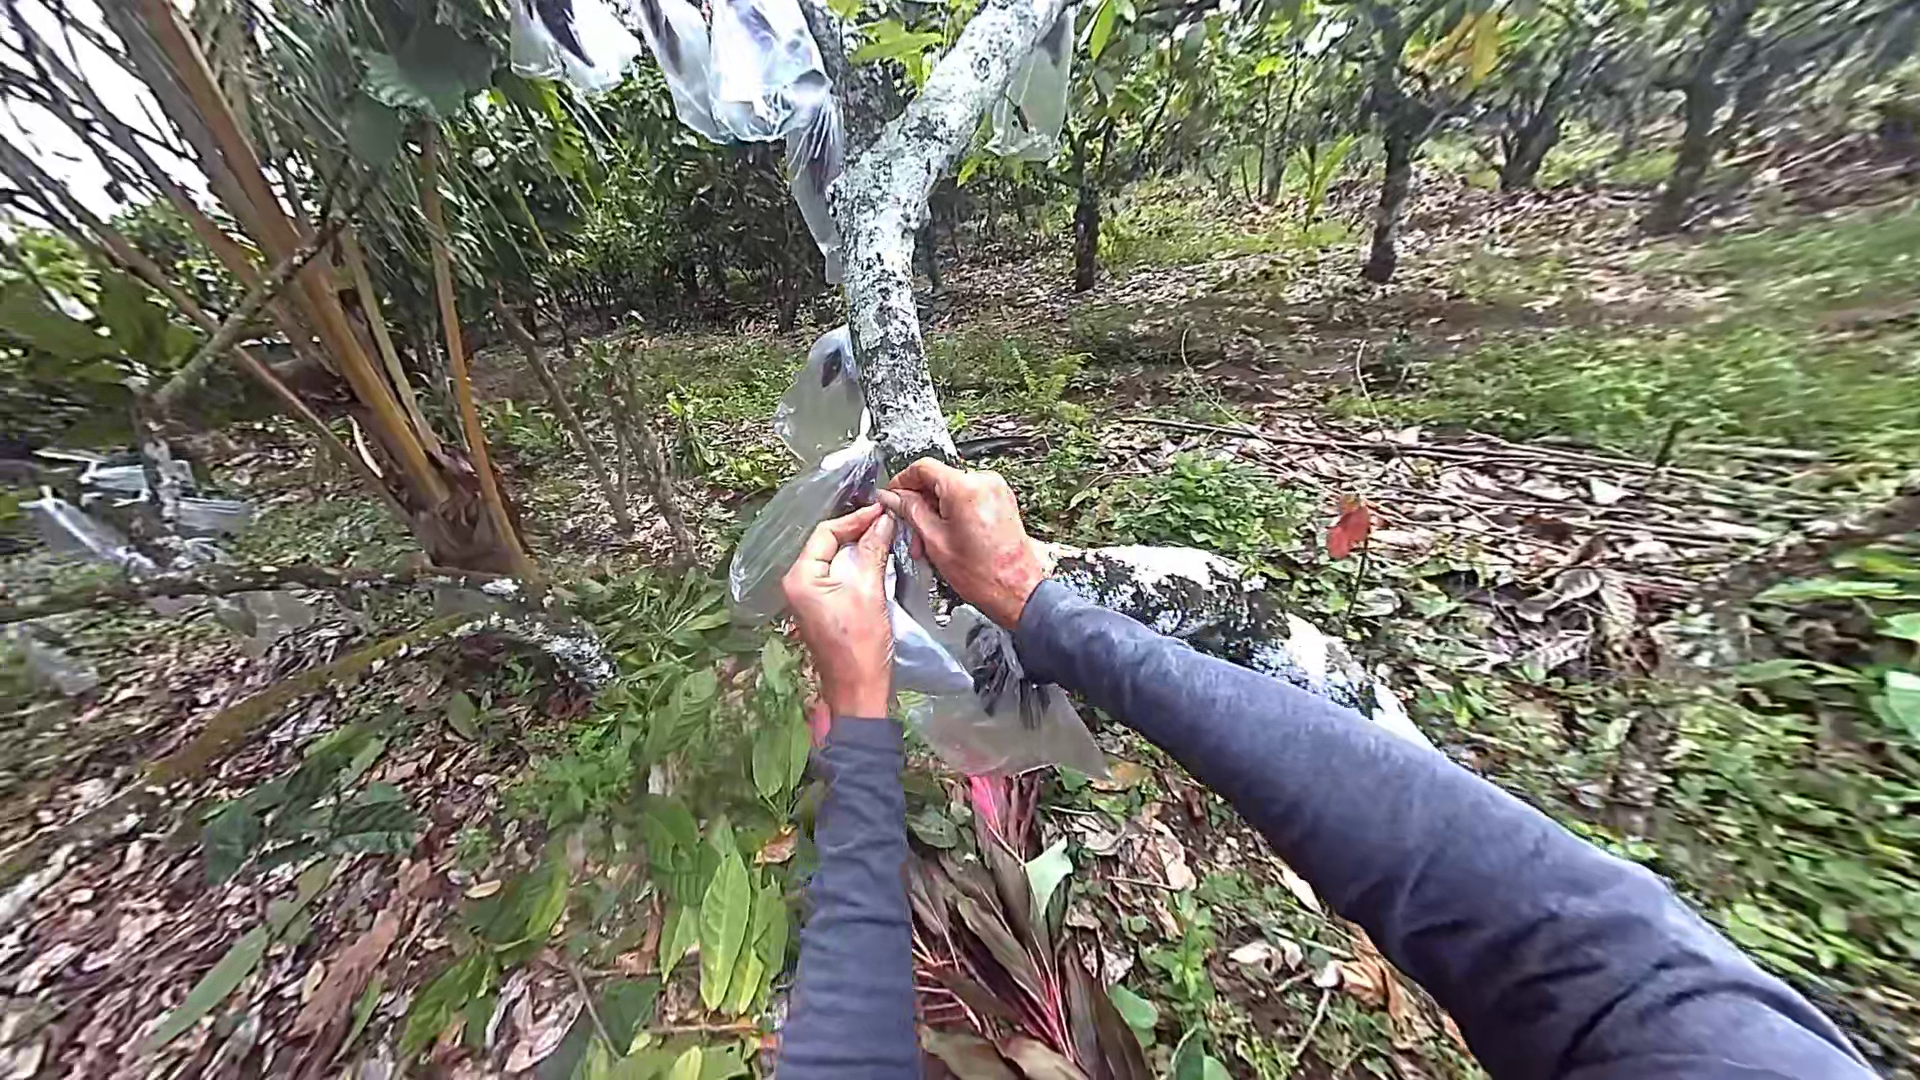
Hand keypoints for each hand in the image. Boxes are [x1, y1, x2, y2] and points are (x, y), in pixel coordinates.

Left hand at [781, 503, 895, 717]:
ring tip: (886, 534)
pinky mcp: (825, 606)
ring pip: (836, 559)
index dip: (855, 519)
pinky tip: (878, 558)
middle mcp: (799, 584)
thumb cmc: (860, 644)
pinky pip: (840, 575)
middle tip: (887, 520)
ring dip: (861, 546)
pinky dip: (859, 564)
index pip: (825, 532)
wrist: (859, 690)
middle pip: (829, 543)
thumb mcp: (869, 591)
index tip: (882, 510)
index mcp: (801, 577)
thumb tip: (884, 519)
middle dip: (858, 530)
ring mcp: (810, 597)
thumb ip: (874, 551)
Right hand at [880, 459, 1046, 628]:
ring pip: (951, 490)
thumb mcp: (934, 541)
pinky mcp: (1002, 500)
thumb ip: (910, 511)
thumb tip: (894, 497)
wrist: (1017, 591)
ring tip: (927, 539)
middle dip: (918, 503)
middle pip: (938, 479)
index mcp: (965, 488)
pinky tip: (945, 535)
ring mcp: (996, 490)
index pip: (923, 467)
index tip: (892, 495)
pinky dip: (952, 512)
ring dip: (934, 511)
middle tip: (908, 526)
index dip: (901, 481)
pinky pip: (968, 497)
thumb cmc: (984, 574)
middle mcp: (984, 482)